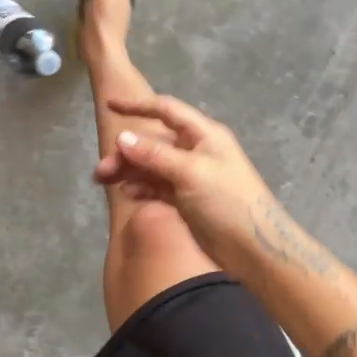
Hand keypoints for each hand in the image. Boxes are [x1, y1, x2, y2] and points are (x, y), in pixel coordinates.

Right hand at [93, 96, 276, 253]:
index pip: (166, 111)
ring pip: (150, 165)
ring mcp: (189, 176)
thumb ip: (154, 154)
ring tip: (104, 183)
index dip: (138, 107)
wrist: (254, 250)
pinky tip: (127, 195)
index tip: (109, 105)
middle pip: (152, 142)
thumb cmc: (228, 201)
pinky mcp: (185, 199)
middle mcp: (194, 150)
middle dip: (125, 152)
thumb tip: (121, 136)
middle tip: (101, 170)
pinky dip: (140, 188)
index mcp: (203, 135)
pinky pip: (156, 186)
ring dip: (128, 171)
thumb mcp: (190, 173)